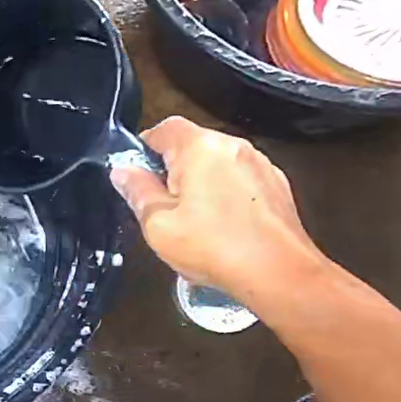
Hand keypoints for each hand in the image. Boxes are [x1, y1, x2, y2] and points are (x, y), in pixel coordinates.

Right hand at [110, 117, 331, 308]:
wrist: (277, 273)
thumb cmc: (215, 248)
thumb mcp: (157, 224)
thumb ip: (137, 192)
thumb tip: (122, 172)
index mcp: (200, 148)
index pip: (163, 128)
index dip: (143, 148)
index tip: (136, 174)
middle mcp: (233, 146)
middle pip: (191, 145)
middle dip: (172, 170)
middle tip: (162, 207)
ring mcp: (259, 164)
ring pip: (216, 164)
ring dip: (199, 184)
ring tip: (192, 222)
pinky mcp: (275, 185)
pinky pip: (238, 181)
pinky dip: (224, 196)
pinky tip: (220, 227)